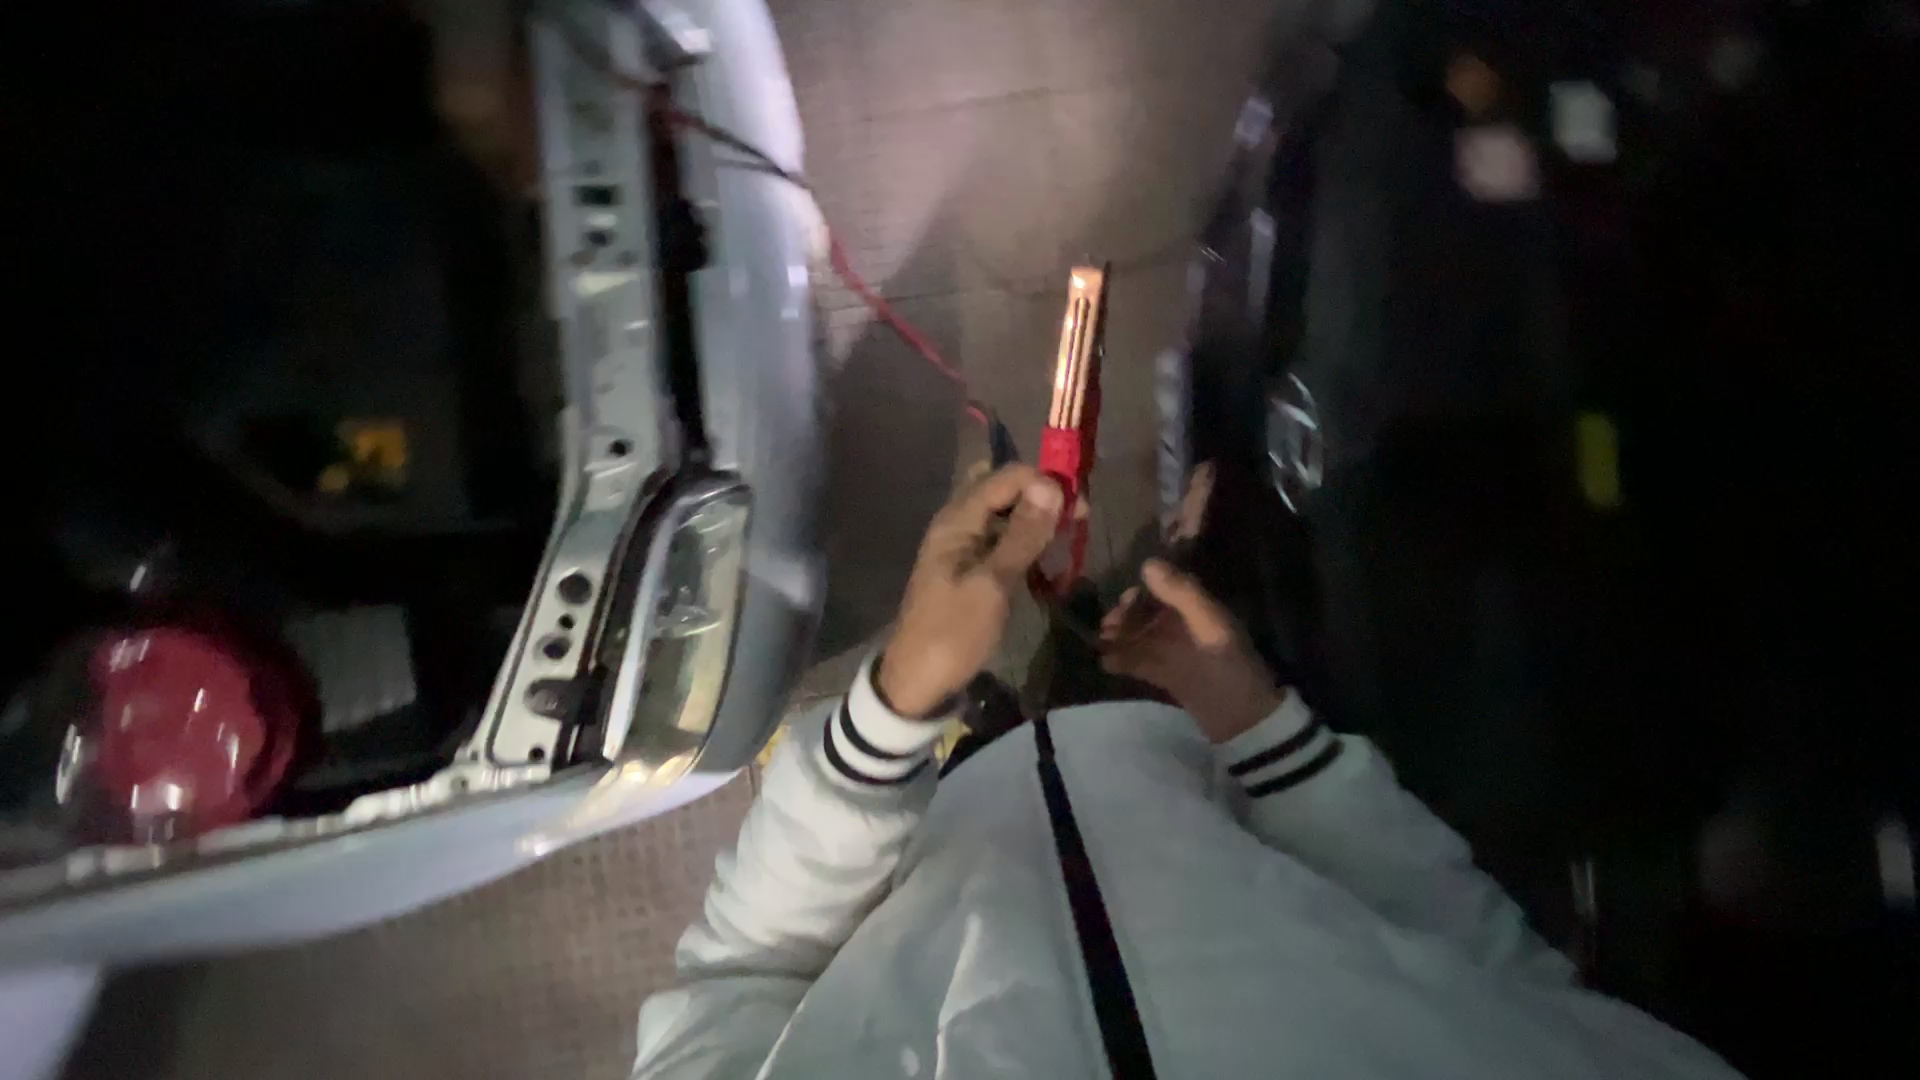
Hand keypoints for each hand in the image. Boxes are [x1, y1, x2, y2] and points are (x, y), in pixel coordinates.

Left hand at [878, 465, 1063, 717]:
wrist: (917, 682)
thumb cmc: (953, 633)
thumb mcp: (992, 584)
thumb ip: (1022, 535)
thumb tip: (1051, 486)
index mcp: (956, 519)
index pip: (1006, 476)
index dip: (1045, 483)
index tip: (1080, 509)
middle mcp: (957, 523)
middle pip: (1004, 490)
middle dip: (1042, 496)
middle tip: (1077, 522)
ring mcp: (962, 546)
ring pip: (1005, 515)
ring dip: (1036, 520)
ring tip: (1067, 540)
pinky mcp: (970, 568)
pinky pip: (1001, 541)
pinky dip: (1025, 543)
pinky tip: (1046, 560)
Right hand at [1099, 559, 1283, 742]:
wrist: (1243, 721)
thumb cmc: (1229, 668)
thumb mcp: (1209, 626)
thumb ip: (1181, 594)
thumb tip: (1147, 563)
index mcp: (1199, 610)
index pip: (1163, 590)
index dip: (1140, 593)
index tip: (1123, 601)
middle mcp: (1184, 627)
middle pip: (1146, 614)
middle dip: (1125, 617)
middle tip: (1106, 628)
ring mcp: (1175, 653)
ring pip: (1139, 638)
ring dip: (1120, 638)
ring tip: (1101, 644)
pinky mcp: (1168, 676)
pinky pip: (1140, 662)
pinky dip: (1123, 660)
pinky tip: (1105, 663)